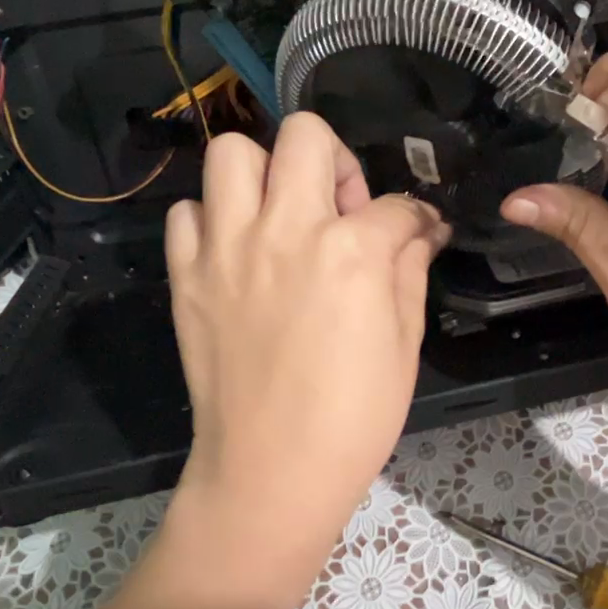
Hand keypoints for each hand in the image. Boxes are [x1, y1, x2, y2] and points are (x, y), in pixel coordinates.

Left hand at [166, 112, 448, 561]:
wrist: (270, 473)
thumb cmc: (354, 416)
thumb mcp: (406, 342)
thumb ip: (410, 270)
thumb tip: (421, 230)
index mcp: (351, 249)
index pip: (395, 203)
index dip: (416, 216)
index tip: (418, 232)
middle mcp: (286, 229)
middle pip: (306, 136)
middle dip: (336, 159)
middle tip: (340, 208)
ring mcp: (227, 248)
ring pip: (232, 153)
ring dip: (265, 172)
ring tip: (281, 215)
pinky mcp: (186, 275)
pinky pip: (187, 212)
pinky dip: (213, 218)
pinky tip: (237, 251)